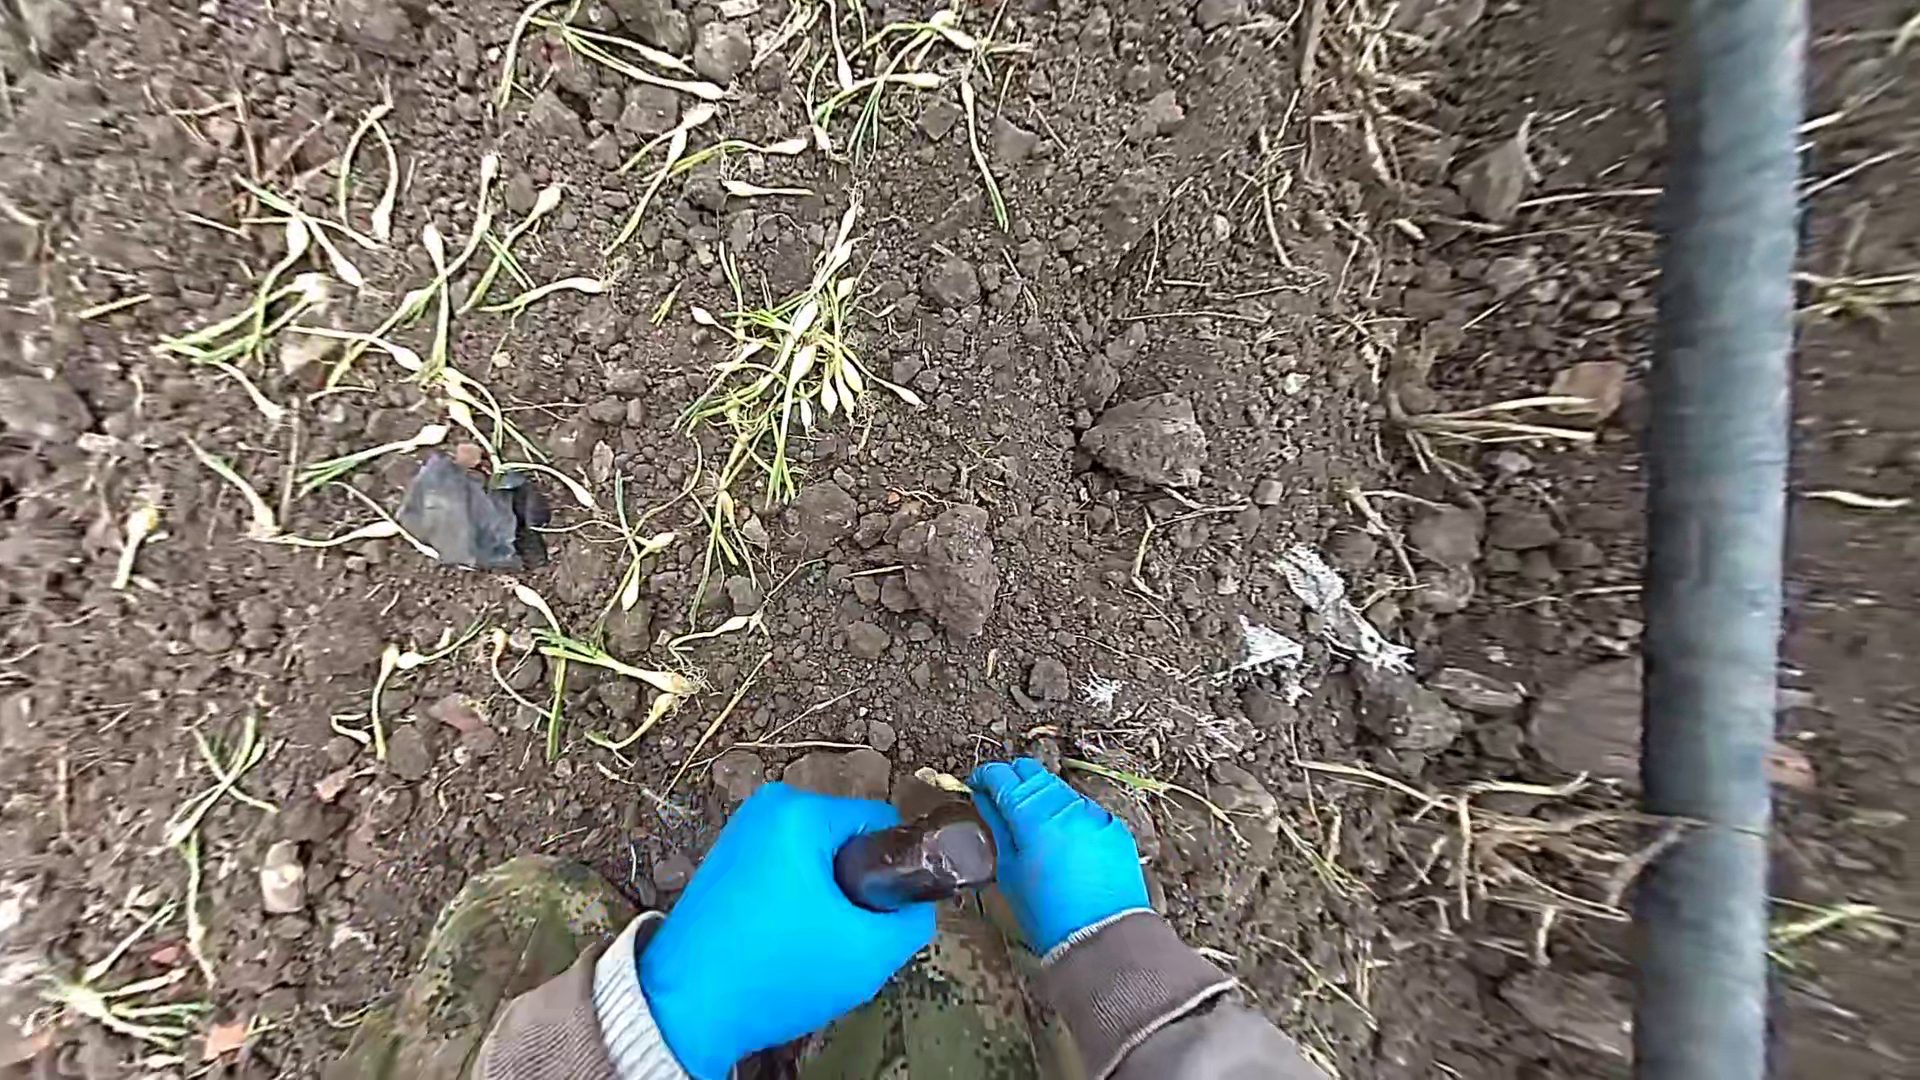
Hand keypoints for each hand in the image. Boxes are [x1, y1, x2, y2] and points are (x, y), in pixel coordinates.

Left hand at [639, 784, 934, 1078]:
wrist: (684, 1010)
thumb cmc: (774, 973)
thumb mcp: (865, 954)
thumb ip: (912, 921)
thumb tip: (918, 902)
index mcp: (802, 811)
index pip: (878, 821)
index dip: (887, 867)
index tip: (872, 909)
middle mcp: (772, 802)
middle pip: (847, 833)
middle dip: (853, 877)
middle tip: (839, 926)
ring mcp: (746, 822)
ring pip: (818, 845)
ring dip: (825, 883)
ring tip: (809, 929)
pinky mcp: (730, 845)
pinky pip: (787, 854)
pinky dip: (796, 884)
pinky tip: (784, 924)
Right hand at [970, 758, 1150, 953]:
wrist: (1103, 940)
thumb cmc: (1048, 914)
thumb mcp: (1009, 871)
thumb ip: (996, 826)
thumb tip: (985, 798)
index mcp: (1032, 813)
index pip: (1001, 774)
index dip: (984, 776)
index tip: (977, 784)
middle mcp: (1063, 803)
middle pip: (1030, 771)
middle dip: (1012, 779)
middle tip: (1002, 799)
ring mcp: (1091, 811)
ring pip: (1056, 786)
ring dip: (1040, 796)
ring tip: (1032, 823)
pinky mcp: (1111, 824)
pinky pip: (1081, 807)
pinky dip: (1066, 813)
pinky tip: (1062, 838)